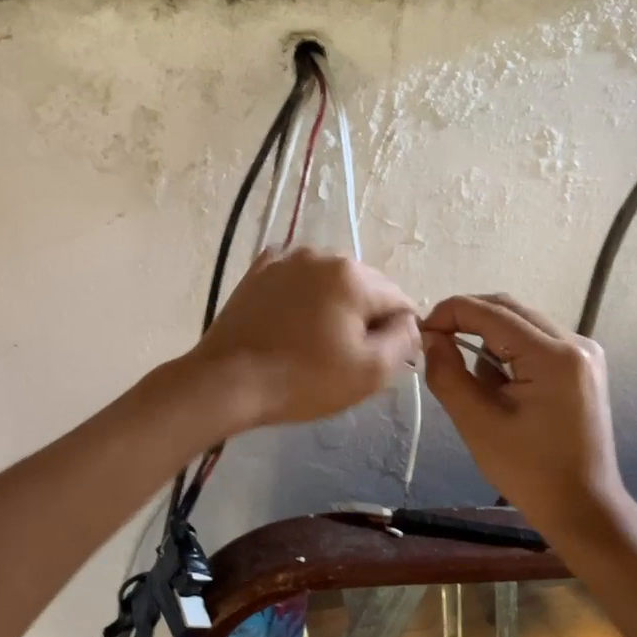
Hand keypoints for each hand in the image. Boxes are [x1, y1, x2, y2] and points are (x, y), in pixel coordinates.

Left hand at [184, 248, 419, 428]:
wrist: (226, 381)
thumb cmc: (302, 380)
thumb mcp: (370, 372)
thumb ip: (404, 340)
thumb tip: (409, 322)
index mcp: (353, 275)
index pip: (399, 300)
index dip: (395, 334)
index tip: (375, 361)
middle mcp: (321, 254)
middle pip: (364, 287)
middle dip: (362, 317)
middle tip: (342, 358)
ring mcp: (285, 259)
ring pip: (330, 282)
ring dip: (332, 307)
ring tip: (313, 344)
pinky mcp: (258, 271)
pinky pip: (297, 281)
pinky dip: (302, 299)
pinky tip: (292, 325)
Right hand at [420, 294, 627, 519]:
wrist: (581, 505)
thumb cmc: (527, 469)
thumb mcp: (476, 422)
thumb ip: (447, 373)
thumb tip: (431, 337)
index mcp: (553, 356)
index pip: (490, 313)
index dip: (448, 314)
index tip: (420, 333)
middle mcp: (575, 343)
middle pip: (508, 309)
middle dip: (466, 321)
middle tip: (434, 344)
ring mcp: (584, 354)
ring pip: (521, 323)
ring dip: (487, 339)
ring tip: (471, 381)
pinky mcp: (582, 367)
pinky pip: (535, 342)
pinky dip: (507, 352)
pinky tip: (497, 386)